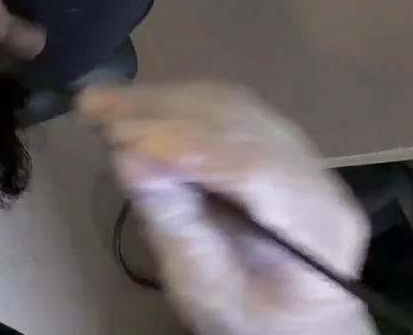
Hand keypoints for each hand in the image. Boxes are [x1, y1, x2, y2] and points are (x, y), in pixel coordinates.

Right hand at [79, 83, 372, 334]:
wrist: (290, 319)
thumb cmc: (247, 317)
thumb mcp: (206, 291)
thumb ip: (174, 226)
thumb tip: (128, 157)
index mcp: (317, 228)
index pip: (254, 167)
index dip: (185, 144)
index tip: (120, 138)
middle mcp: (317, 176)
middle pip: (237, 123)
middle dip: (159, 112)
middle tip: (94, 109)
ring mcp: (297, 149)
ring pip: (225, 103)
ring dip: (158, 100)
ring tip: (102, 104)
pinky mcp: (272, 135)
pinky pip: (220, 103)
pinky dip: (169, 101)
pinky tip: (131, 106)